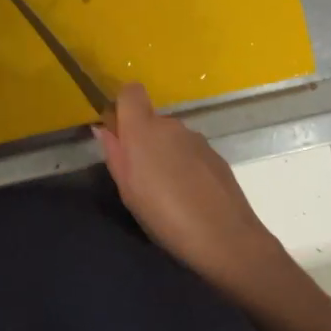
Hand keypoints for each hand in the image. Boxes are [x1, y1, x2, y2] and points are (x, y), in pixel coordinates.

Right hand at [95, 83, 285, 290]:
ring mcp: (197, 139)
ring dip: (166, 155)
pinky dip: (186, 166)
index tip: (120, 133)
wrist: (226, 238)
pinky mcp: (216, 155)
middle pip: (151, 119)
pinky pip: (190, 152)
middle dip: (144, 140)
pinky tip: (190, 197)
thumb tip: (104, 129)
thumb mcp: (128, 191)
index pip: (131, 92)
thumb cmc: (166, 216)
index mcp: (144, 130)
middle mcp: (171, 126)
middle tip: (142, 177)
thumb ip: (115, 154)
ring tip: (168, 193)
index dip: (124, 106)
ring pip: (172, 137)